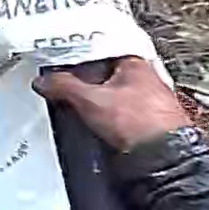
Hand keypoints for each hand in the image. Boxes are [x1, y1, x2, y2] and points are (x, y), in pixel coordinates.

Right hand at [35, 56, 189, 151]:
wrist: (163, 158)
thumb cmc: (140, 123)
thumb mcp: (90, 100)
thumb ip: (63, 86)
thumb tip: (44, 81)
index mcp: (136, 63)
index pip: (99, 51)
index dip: (77, 57)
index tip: (59, 64)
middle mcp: (146, 79)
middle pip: (105, 74)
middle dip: (84, 81)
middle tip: (62, 85)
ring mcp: (148, 102)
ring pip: (112, 95)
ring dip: (94, 101)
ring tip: (75, 106)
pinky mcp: (147, 124)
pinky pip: (119, 114)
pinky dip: (105, 117)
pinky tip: (95, 124)